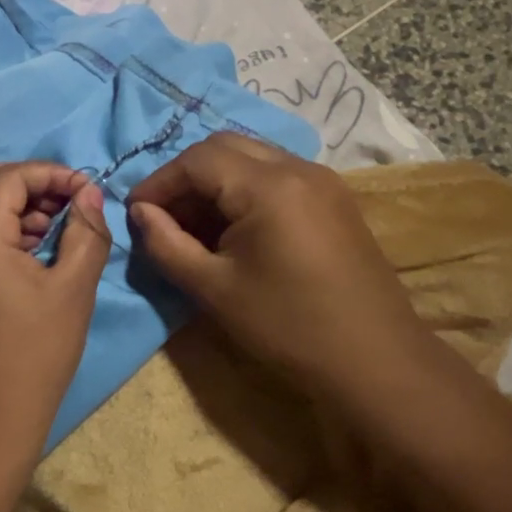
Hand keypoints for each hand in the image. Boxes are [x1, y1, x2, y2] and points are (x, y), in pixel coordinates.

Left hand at [0, 163, 111, 456]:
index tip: (86, 190)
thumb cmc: (37, 352)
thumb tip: (90, 194)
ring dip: (11, 205)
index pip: (10, 178)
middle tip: (64, 202)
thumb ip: (86, 233)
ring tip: (55, 231)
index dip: (51, 174)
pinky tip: (33, 254)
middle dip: (25, 181)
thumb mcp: (73, 289)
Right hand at [126, 132, 427, 401]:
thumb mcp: (212, 288)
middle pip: (224, 147)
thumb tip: (140, 213)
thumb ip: (166, 244)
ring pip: (251, 158)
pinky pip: (275, 175)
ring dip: (213, 181)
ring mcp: (322, 182)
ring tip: (192, 226)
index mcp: (268, 186)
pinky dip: (242, 189)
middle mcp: (298, 169)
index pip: (196, 160)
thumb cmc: (288, 326)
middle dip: (185, 176)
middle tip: (162, 216)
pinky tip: (231, 231)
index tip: (135, 214)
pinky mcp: (334, 201)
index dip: (159, 183)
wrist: (377, 364)